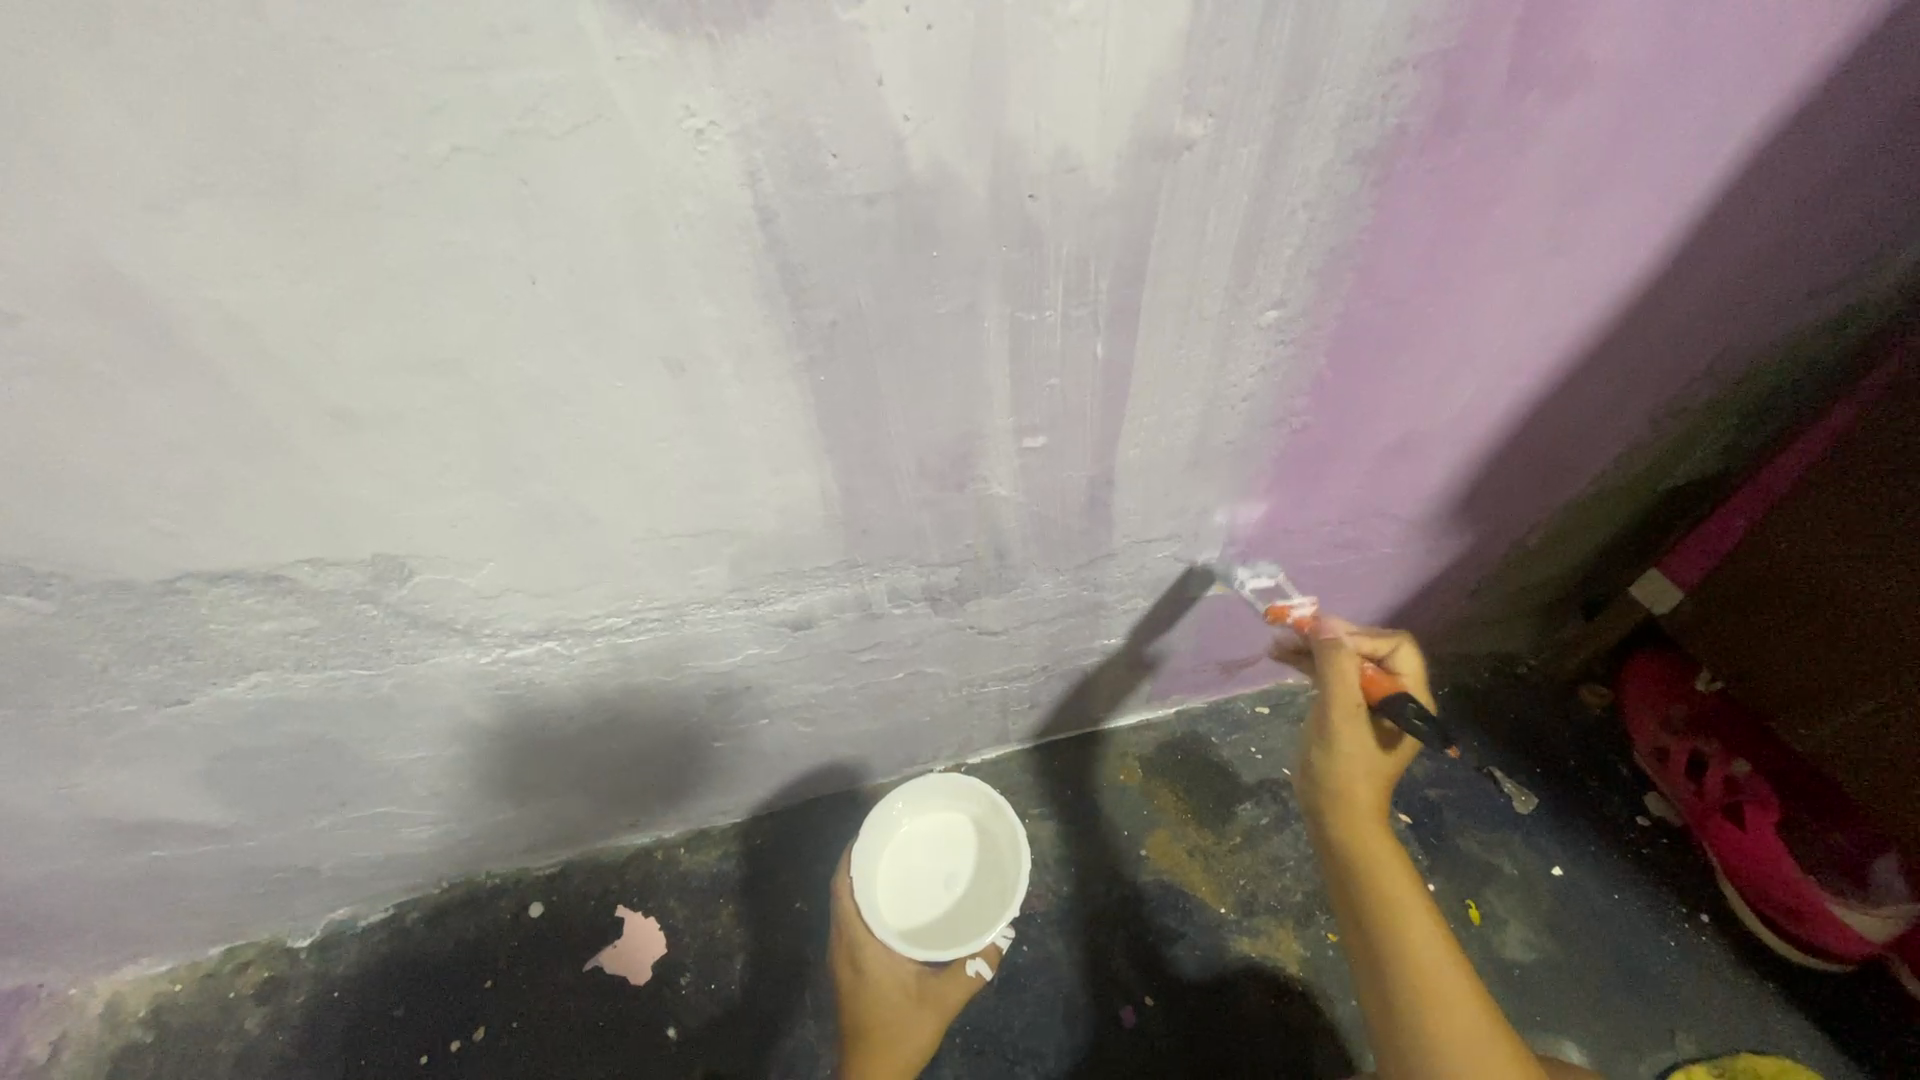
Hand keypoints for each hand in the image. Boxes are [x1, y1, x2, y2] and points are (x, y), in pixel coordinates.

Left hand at [829, 846, 1005, 1079]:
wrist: (872, 1078)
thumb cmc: (900, 1033)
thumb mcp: (942, 1001)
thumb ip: (974, 967)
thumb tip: (1003, 934)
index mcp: (856, 941)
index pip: (842, 884)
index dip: (853, 852)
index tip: (876, 829)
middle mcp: (841, 943)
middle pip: (841, 889)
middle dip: (861, 860)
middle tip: (894, 838)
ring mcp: (841, 957)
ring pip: (844, 906)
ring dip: (861, 882)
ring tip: (894, 861)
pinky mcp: (846, 969)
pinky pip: (850, 921)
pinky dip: (864, 903)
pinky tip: (892, 902)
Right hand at [1273, 616, 1433, 829]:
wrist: (1333, 818)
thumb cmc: (1342, 769)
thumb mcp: (1339, 715)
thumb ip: (1336, 667)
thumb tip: (1323, 623)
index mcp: (1410, 697)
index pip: (1394, 646)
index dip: (1358, 636)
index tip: (1320, 640)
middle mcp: (1395, 695)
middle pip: (1367, 649)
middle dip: (1330, 638)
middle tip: (1292, 631)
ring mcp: (1369, 703)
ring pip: (1345, 660)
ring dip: (1314, 649)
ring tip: (1279, 642)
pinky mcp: (1346, 711)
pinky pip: (1332, 677)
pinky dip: (1309, 665)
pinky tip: (1283, 657)